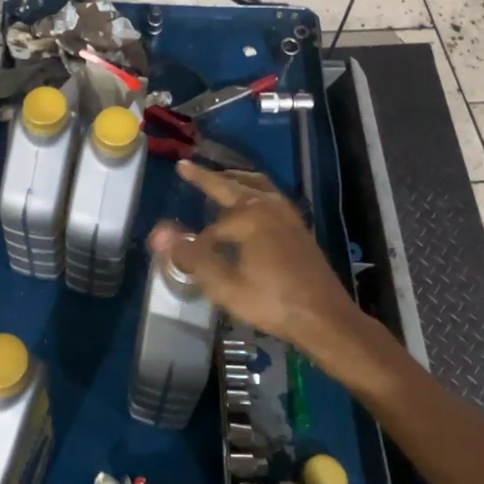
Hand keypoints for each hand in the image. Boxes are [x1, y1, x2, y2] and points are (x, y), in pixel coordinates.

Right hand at [150, 161, 361, 355]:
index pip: (211, 227)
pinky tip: (252, 202)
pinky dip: (253, 189)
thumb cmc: (272, 302)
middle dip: (207, 177)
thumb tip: (159, 234)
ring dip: (234, 179)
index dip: (198, 245)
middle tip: (186, 167)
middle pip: (232, 186)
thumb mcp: (225, 286)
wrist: (324, 317)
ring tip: (220, 176)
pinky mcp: (298, 225)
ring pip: (255, 185)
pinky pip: (269, 195)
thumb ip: (192, 258)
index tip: (188, 260)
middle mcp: (268, 206)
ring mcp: (287, 214)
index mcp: (250, 217)